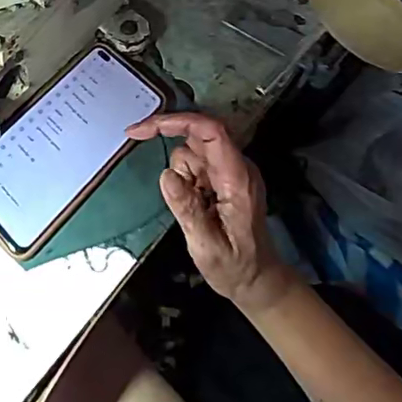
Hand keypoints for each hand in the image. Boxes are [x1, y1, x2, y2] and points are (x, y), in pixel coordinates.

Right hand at [127, 112, 297, 316]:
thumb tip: (167, 175)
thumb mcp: (207, 247)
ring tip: (192, 208)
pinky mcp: (224, 175)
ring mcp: (231, 170)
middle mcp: (237, 167)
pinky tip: (195, 202)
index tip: (143, 130)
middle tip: (146, 155)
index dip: (177, 122)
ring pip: (192, 149)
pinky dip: (185, 177)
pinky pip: (195, 161)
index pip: (211, 132)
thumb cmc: (236, 267)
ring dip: (181, 171)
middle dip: (171, 146)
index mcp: (237, 179)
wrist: (257, 279)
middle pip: (197, 134)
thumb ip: (187, 210)